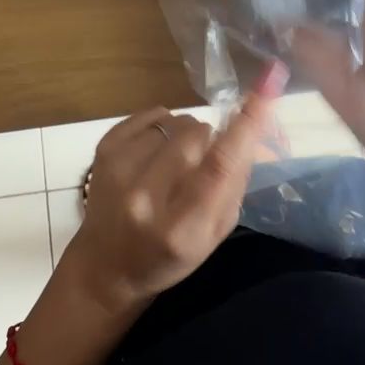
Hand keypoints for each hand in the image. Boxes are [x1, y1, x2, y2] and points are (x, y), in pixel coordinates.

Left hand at [55, 79, 279, 314]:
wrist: (105, 266)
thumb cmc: (168, 257)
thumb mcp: (212, 237)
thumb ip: (232, 187)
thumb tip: (248, 133)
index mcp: (180, 230)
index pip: (218, 169)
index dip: (243, 129)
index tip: (261, 98)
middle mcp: (146, 197)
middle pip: (194, 137)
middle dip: (208, 137)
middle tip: (204, 155)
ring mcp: (119, 171)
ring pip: (172, 122)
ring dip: (184, 133)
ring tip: (176, 158)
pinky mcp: (103, 151)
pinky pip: (148, 116)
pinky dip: (161, 124)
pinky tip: (158, 146)